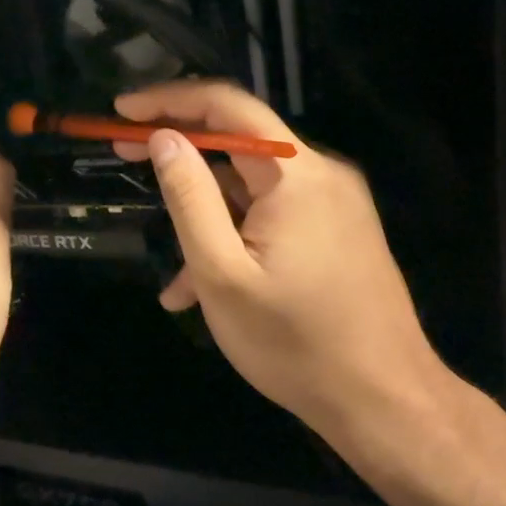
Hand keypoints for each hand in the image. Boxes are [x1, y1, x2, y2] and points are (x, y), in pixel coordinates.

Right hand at [113, 80, 447, 434]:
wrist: (386, 405)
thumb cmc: (295, 342)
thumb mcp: (221, 273)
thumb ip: (189, 198)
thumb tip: (163, 138)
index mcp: (297, 175)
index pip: (227, 106)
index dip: (168, 100)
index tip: (119, 110)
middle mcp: (320, 175)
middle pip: (238, 139)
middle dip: (177, 145)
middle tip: (120, 152)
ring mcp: (332, 205)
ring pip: (250, 184)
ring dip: (201, 207)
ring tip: (161, 255)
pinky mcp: (335, 232)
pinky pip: (270, 214)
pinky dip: (230, 234)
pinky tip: (196, 287)